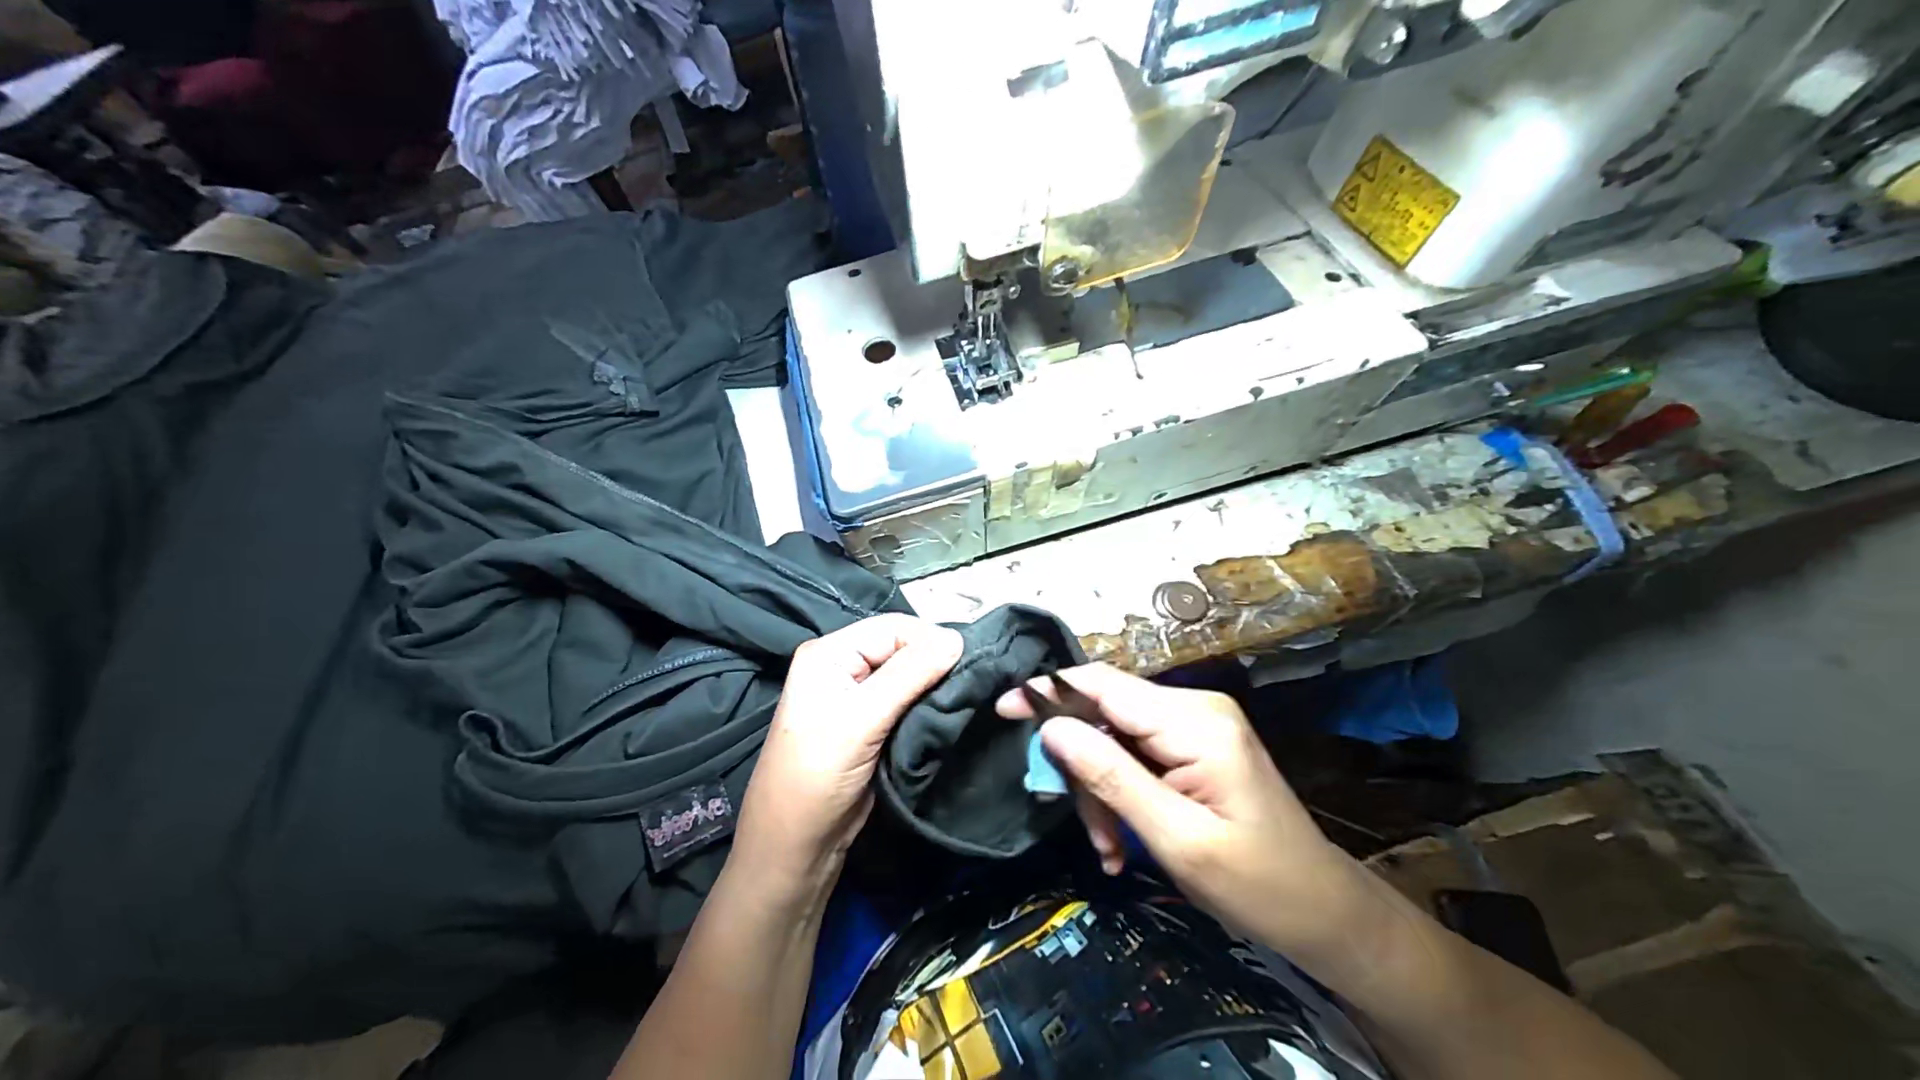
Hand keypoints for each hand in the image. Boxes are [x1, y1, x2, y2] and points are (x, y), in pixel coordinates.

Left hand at [734, 615, 963, 892]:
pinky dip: (929, 705)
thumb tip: (957, 638)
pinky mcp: (872, 724)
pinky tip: (949, 713)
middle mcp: (843, 667)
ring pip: (909, 675)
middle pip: (902, 648)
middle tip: (973, 682)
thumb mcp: (861, 719)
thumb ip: (909, 675)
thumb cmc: (818, 775)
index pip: (893, 628)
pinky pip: (909, 701)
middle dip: (936, 662)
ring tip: (966, 697)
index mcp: (829, 654)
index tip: (970, 663)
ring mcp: (857, 697)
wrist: (797, 845)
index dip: (931, 639)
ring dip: (936, 685)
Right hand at [997, 663, 1370, 953]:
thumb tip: (1052, 727)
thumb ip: (1110, 776)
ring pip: (1114, 741)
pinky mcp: (1193, 746)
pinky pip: (1136, 756)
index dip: (1049, 691)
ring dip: (1101, 795)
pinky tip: (1123, 842)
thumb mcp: (1175, 837)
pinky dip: (1120, 796)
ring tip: (1110, 851)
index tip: (1003, 708)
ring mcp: (1195, 726)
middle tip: (1090, 834)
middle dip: (1084, 771)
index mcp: (1195, 721)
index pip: (1104, 685)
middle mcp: (1193, 708)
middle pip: (1105, 716)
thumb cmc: (1257, 883)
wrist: (1323, 911)